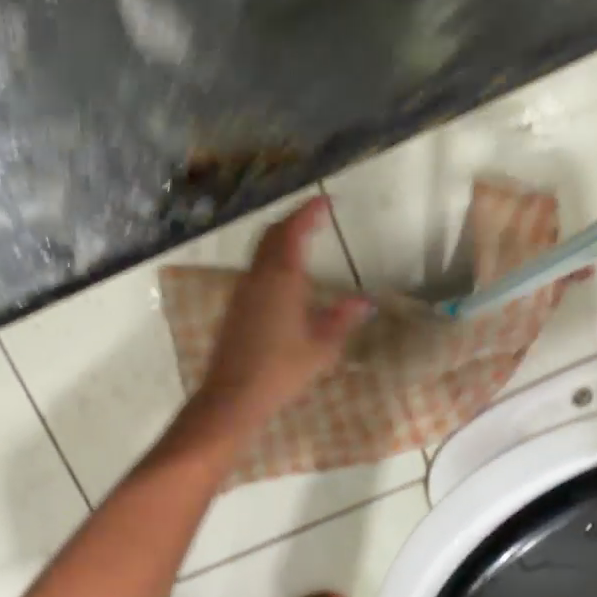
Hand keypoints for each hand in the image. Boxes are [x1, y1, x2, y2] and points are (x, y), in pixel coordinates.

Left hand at [191, 197, 372, 431]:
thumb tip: (364, 302)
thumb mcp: (321, 347)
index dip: (309, 212)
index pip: (294, 231)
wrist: (232, 396)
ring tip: (300, 240)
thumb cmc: (281, 370)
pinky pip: (254, 270)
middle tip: (313, 217)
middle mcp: (258, 277)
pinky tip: (283, 277)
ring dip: (279, 239)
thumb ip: (342, 319)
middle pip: (271, 234)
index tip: (325, 200)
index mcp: (281, 278)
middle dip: (293, 220)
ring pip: (259, 251)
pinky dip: (270, 259)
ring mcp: (241, 291)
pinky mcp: (233, 307)